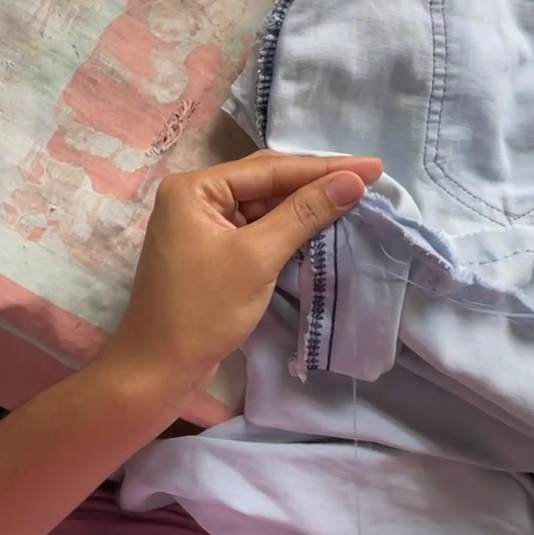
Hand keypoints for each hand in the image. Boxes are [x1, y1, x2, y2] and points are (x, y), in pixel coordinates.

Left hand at [93, 151, 382, 400]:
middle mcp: (194, 196)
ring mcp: (200, 224)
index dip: (324, 168)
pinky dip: (286, 229)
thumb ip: (304, 214)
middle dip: (315, 182)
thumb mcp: (257, 257)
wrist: (159, 368)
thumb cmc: (203, 309)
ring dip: (304, 206)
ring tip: (354, 199)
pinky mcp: (210, 250)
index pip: (268, 168)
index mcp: (194, 187)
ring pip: (262, 205)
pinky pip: (254, 228)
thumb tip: (352, 181)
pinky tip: (320, 226)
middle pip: (265, 181)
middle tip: (370, 179)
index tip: (374, 166)